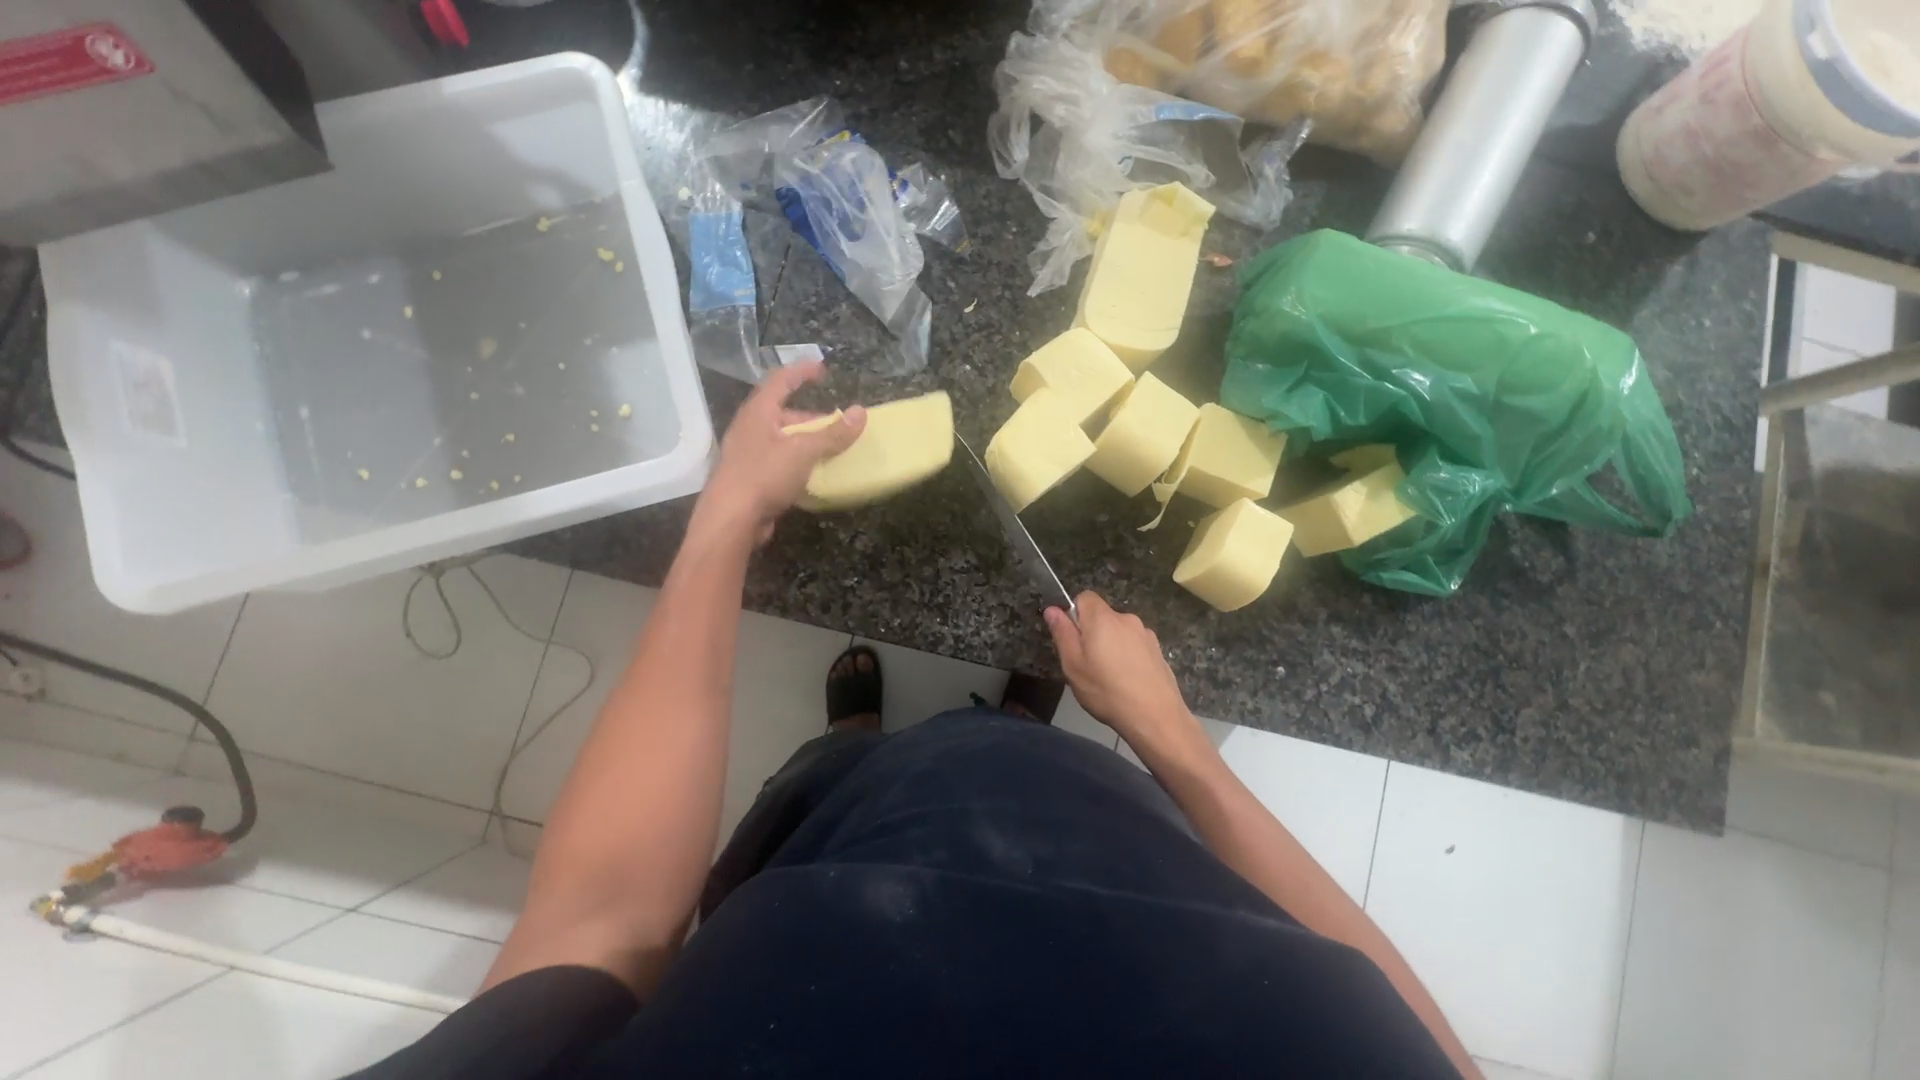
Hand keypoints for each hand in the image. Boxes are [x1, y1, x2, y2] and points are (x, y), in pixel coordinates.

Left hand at [691, 361, 865, 545]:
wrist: (731, 520)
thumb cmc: (763, 476)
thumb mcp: (803, 451)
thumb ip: (832, 434)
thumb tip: (860, 413)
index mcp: (758, 412)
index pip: (781, 380)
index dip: (802, 371)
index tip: (823, 369)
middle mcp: (751, 428)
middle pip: (784, 413)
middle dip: (812, 417)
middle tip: (837, 424)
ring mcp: (749, 455)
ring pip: (783, 440)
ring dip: (807, 442)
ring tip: (832, 450)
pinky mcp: (751, 479)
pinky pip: (780, 463)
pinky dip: (799, 463)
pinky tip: (815, 475)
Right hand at [1045, 592, 1200, 755]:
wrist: (1155, 716)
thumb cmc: (1106, 690)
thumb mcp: (1073, 665)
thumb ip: (1062, 633)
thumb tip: (1053, 609)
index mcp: (1102, 618)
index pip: (1084, 597)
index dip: (1074, 613)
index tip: (1073, 639)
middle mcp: (1126, 619)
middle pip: (1103, 616)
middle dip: (1093, 633)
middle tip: (1088, 665)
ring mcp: (1146, 634)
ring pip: (1120, 632)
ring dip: (1112, 646)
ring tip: (1110, 678)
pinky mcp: (1158, 650)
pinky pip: (1135, 646)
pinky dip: (1129, 657)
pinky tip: (1129, 682)